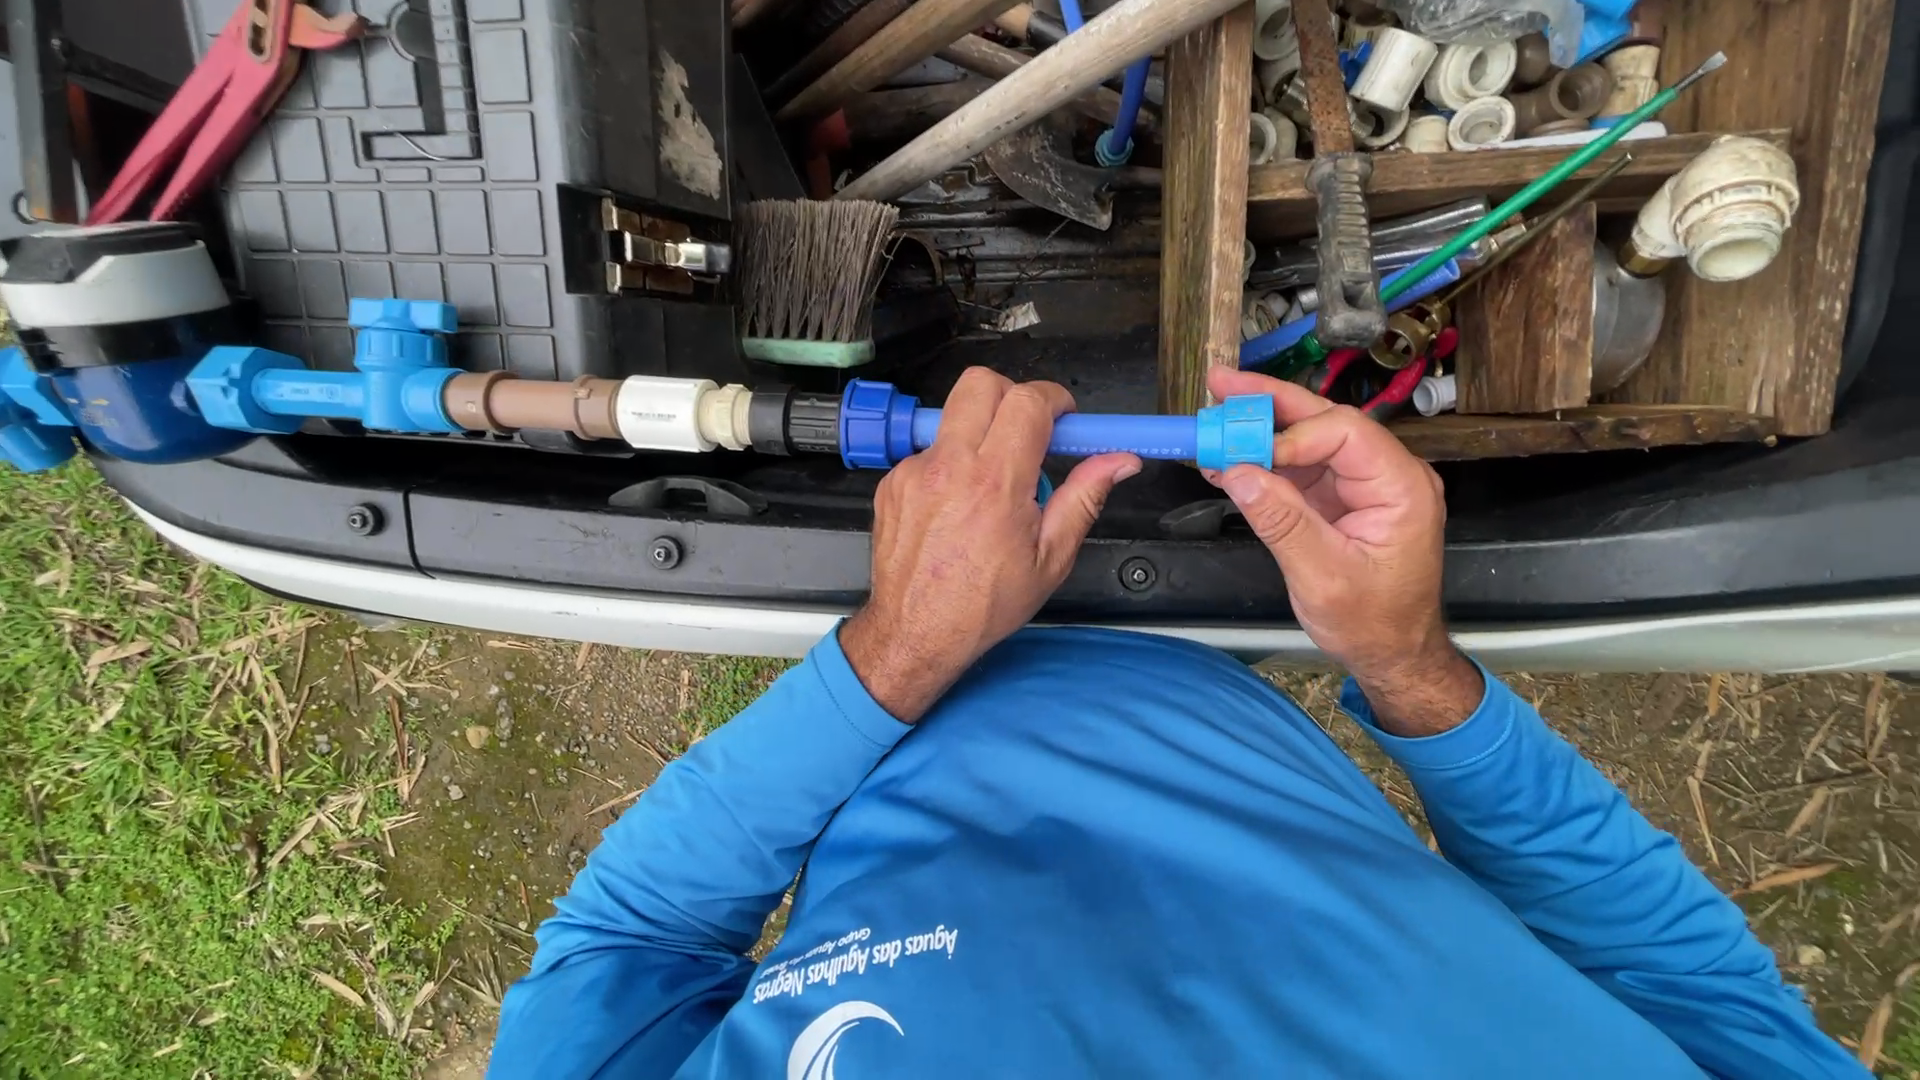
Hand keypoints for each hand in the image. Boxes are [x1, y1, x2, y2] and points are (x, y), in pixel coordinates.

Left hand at [841, 368, 1140, 722]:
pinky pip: (928, 451)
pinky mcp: (892, 483)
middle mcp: (950, 466)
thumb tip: (1118, 462)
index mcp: (996, 482)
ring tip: (990, 483)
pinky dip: (950, 465)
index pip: (1027, 401)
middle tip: (1027, 431)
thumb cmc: (983, 605)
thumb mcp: (1050, 558)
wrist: (916, 633)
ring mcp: (914, 471)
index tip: (1063, 416)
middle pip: (980, 383)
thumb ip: (1085, 498)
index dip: (1054, 399)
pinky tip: (957, 506)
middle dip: (1012, 395)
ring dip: (979, 433)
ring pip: (952, 417)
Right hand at [1204, 367, 1481, 735]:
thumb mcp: (1323, 577)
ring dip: (1260, 427)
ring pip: (1307, 438)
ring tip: (1214, 412)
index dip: (1291, 437)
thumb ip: (1282, 521)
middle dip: (1271, 402)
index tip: (1245, 458)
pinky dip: (1261, 461)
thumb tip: (1237, 473)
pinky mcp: (1336, 498)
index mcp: (1400, 487)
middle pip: (1325, 420)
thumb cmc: (1371, 623)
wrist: (1391, 653)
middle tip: (1220, 384)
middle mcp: (1383, 474)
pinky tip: (1227, 456)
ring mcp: (1358, 484)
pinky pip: (1297, 468)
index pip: (1344, 433)